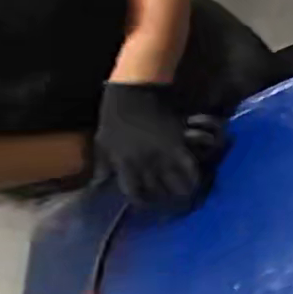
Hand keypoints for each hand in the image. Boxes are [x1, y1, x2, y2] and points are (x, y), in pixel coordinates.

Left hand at [95, 83, 207, 210]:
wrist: (132, 91)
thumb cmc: (114, 115)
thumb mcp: (102, 141)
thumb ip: (103, 164)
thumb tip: (98, 183)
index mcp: (124, 163)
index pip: (134, 192)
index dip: (142, 201)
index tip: (147, 202)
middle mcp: (144, 163)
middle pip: (157, 191)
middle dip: (163, 198)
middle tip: (168, 201)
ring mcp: (162, 154)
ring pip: (176, 183)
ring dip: (181, 191)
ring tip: (184, 195)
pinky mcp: (177, 144)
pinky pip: (189, 166)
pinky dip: (193, 174)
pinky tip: (194, 178)